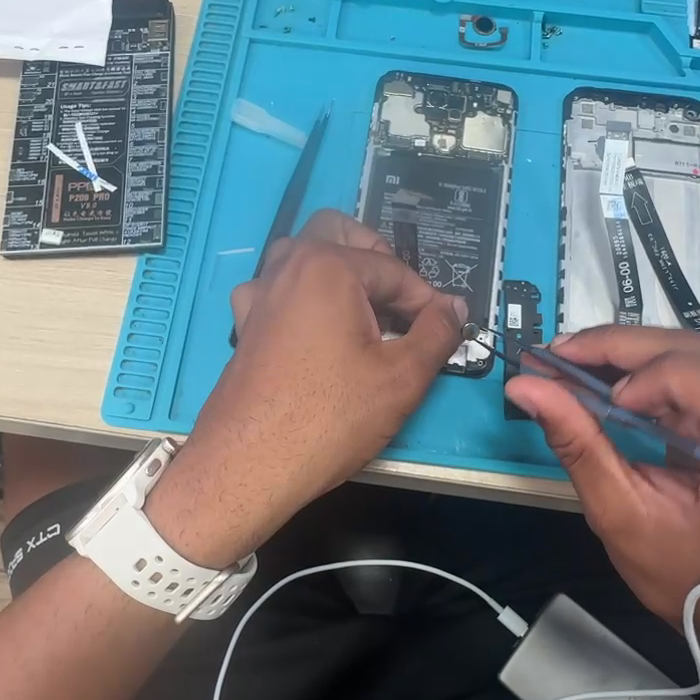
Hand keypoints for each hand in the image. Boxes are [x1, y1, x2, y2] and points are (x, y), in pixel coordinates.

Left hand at [146, 211, 465, 567]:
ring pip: (303, 257)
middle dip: (377, 258)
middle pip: (338, 234)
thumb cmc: (329, 417)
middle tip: (401, 302)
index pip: (394, 269)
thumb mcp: (401, 378)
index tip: (444, 327)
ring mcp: (259, 295)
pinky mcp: (246, 326)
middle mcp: (286, 267)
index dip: (426, 300)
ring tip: (366, 315)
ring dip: (338, 272)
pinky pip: (279, 291)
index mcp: (327, 266)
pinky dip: (305, 298)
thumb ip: (436, 334)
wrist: (249, 465)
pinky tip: (319, 333)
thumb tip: (453, 308)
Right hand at [505, 326, 699, 628]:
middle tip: (563, 354)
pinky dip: (654, 369)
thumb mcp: (618, 516)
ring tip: (580, 363)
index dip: (662, 375)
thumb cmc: (678, 570)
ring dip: (636, 355)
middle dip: (629, 349)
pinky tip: (616, 378)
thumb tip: (525, 385)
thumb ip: (577, 445)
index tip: (605, 395)